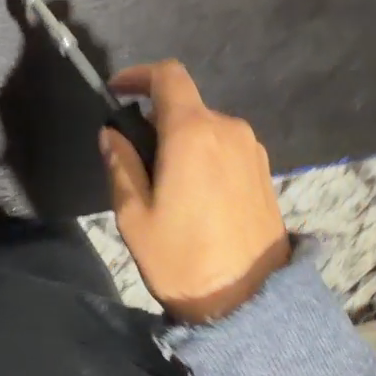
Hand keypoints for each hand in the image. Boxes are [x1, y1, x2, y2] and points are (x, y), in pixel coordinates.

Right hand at [100, 61, 290, 323]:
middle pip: (186, 106)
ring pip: (207, 129)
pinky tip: (194, 197)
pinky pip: (226, 149)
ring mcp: (252, 150)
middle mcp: (228, 129)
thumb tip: (111, 134)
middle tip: (134, 159)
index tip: (117, 91)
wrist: (247, 300)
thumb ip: (121, 166)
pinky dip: (204, 157)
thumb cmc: (181, 259)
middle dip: (156, 121)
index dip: (139, 75)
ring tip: (165, 186)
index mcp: (193, 133)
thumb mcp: (134, 217)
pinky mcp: (264, 172)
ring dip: (181, 142)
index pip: (168, 76)